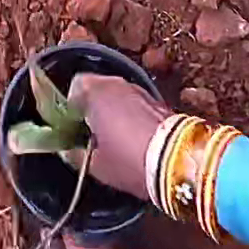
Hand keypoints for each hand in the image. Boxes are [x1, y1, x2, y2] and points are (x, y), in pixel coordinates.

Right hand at [67, 74, 170, 199]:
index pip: (74, 87)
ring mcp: (138, 89)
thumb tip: (68, 151)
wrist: (180, 161)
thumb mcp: (96, 165)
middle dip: (91, 106)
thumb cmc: (129, 160)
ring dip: (110, 108)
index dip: (70, 107)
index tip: (72, 128)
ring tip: (112, 136)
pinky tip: (131, 136)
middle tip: (90, 132)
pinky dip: (128, 112)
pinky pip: (133, 101)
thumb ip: (76, 154)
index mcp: (95, 93)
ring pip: (116, 94)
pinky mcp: (157, 99)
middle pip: (96, 87)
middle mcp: (116, 83)